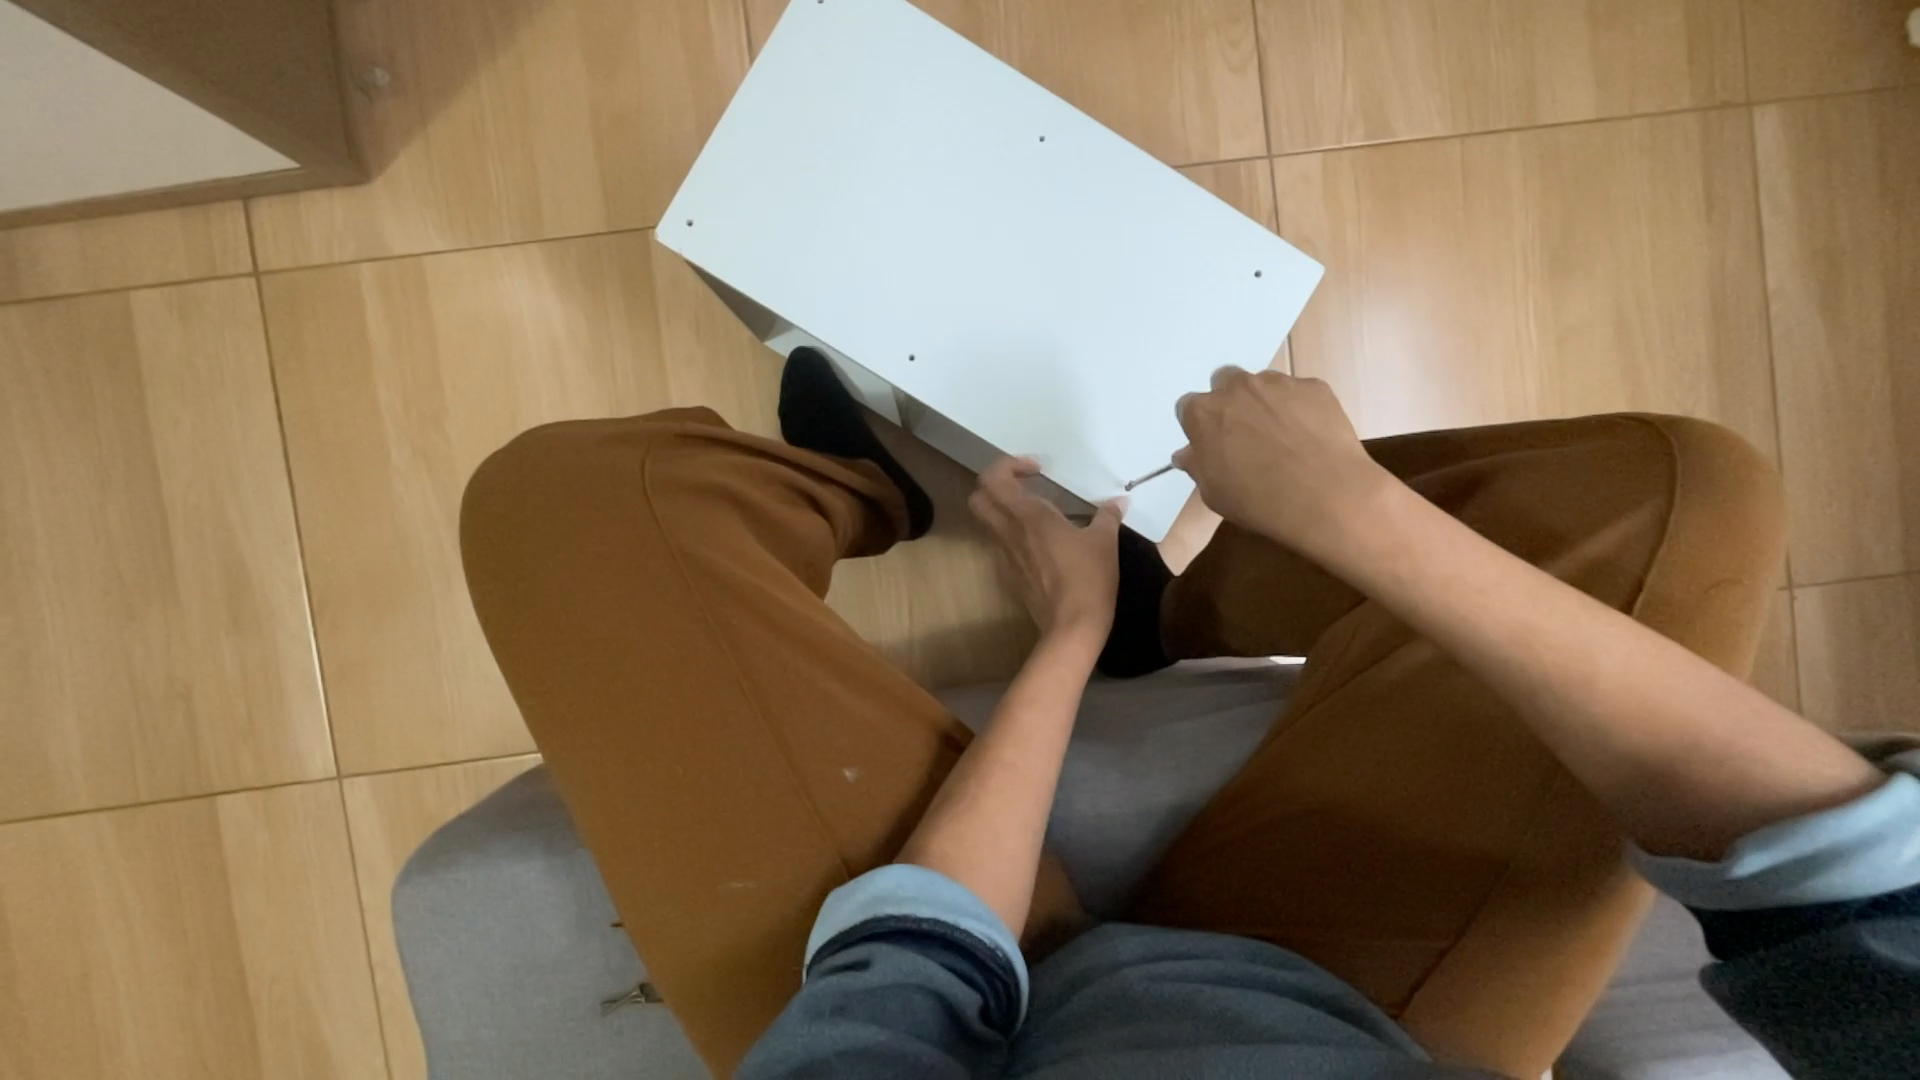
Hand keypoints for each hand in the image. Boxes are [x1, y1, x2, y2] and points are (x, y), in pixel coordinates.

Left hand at [970, 457, 1123, 646]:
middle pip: (978, 498)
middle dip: (996, 485)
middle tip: (1026, 485)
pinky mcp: (1010, 573)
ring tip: (1039, 513)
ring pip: (988, 522)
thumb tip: (1119, 502)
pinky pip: (1003, 544)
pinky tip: (1043, 542)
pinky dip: (1014, 534)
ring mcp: (1006, 554)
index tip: (1037, 469)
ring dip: (1004, 509)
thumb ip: (1108, 516)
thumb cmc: (1088, 578)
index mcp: (1028, 516)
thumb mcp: (1105, 542)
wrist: (1071, 626)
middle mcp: (1009, 531)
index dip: (1008, 465)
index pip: (994, 478)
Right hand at [1173, 369, 1391, 556]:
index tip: (1211, 444)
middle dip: (1230, 401)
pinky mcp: (1314, 387)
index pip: (1188, 408)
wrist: (1324, 495)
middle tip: (1244, 434)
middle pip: (1224, 381)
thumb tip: (1186, 454)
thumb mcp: (1213, 492)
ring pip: (1263, 384)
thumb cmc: (1256, 500)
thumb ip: (1196, 466)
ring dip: (1264, 402)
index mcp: (1203, 413)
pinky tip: (1308, 436)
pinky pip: (1299, 392)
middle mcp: (1236, 388)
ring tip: (1281, 436)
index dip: (1200, 426)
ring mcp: (1277, 383)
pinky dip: (1299, 408)